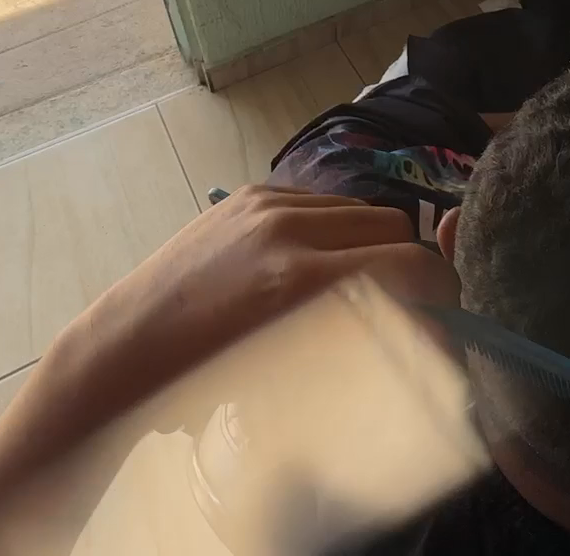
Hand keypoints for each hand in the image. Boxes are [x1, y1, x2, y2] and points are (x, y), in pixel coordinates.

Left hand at [71, 186, 458, 403]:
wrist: (126, 342)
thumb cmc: (205, 378)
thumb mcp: (291, 370)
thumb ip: (359, 341)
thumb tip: (423, 337)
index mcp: (298, 280)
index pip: (405, 261)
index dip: (438, 286)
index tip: (442, 310)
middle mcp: (288, 227)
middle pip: (391, 224)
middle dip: (408, 261)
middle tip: (405, 297)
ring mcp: (267, 202)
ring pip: (358, 207)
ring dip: (372, 240)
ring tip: (358, 277)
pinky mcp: (251, 191)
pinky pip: (320, 200)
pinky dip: (334, 226)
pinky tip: (314, 257)